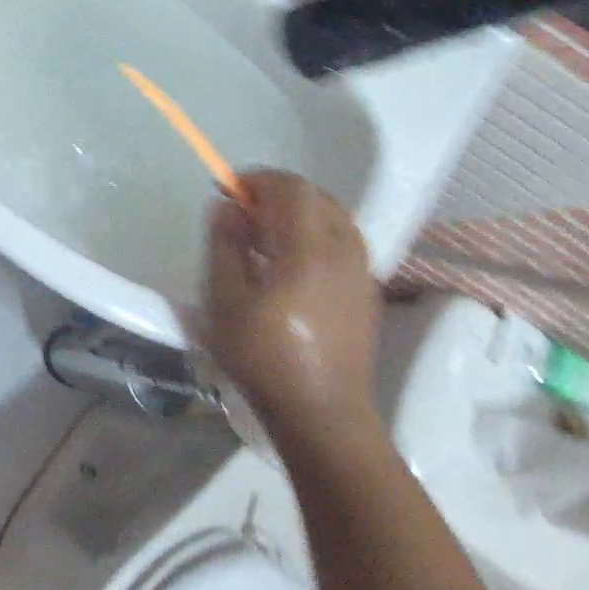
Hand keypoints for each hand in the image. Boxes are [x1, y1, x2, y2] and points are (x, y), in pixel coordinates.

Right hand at [200, 170, 377, 436]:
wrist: (320, 409)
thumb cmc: (261, 352)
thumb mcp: (223, 296)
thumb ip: (225, 244)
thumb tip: (229, 206)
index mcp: (308, 250)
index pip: (291, 189)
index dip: (255, 180)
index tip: (224, 193)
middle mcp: (345, 252)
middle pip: (316, 198)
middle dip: (275, 193)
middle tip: (237, 213)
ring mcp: (362, 272)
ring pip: (333, 218)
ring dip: (295, 213)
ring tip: (258, 236)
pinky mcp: (366, 290)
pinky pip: (342, 241)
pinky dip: (312, 233)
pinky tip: (284, 261)